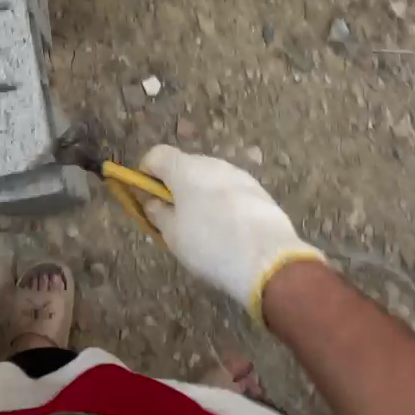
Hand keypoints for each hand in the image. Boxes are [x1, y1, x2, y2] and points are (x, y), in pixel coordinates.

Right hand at [140, 145, 326, 324]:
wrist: (268, 259)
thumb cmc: (210, 244)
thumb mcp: (172, 235)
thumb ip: (157, 213)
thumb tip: (152, 201)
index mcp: (184, 168)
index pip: (156, 155)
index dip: (146, 173)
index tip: (147, 197)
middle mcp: (211, 163)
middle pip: (184, 166)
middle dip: (176, 187)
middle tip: (175, 218)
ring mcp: (238, 175)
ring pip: (210, 179)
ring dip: (201, 195)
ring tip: (206, 230)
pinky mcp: (259, 190)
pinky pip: (231, 192)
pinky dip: (224, 204)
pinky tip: (231, 232)